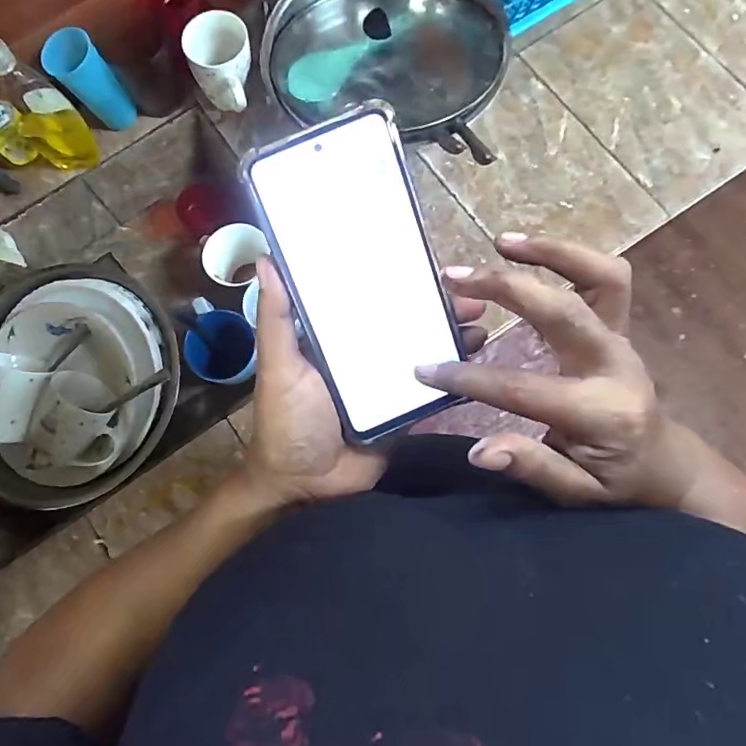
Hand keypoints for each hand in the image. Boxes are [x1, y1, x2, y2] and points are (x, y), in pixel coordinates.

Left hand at [238, 256, 488, 507]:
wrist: (306, 486)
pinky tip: (476, 358)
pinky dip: (456, 372)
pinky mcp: (407, 409)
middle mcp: (366, 353)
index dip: (401, 279)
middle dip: (440, 307)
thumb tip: (265, 259)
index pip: (372, 298)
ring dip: (453, 335)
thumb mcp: (280, 365)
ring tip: (480, 324)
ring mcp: (390, 382)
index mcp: (337, 336)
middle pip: (408, 321)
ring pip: (427, 349)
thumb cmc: (287, 420)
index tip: (430, 266)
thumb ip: (277, 318)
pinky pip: (434, 386)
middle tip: (472, 297)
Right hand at [414, 235, 700, 509]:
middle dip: (506, 289)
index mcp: (600, 411)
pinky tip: (524, 249)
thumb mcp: (576, 492)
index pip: (524, 389)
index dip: (471, 378)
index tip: (426, 370)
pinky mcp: (620, 325)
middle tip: (453, 278)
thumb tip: (479, 450)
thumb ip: (531, 466)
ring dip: (549, 252)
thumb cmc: (616, 481)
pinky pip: (604, 277)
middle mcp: (614, 364)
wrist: (662, 461)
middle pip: (562, 311)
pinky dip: (567, 256)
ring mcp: (622, 338)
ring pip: (600, 276)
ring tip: (500, 242)